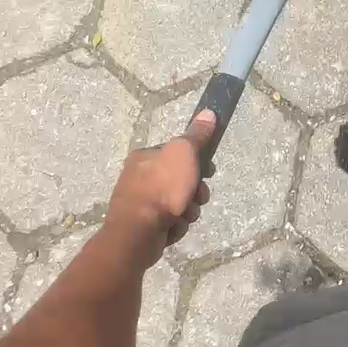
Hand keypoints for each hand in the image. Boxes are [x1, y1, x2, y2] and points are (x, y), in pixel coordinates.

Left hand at [104, 109, 215, 269]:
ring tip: (184, 215)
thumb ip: (197, 135)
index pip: (179, 153)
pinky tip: (173, 227)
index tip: (208, 170)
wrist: (138, 234)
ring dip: (188, 208)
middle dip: (195, 190)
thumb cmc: (161, 188)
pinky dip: (176, 224)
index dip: (198, 161)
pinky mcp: (143, 226)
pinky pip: (170, 221)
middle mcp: (139, 177)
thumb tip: (209, 112)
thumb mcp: (184, 153)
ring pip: (179, 201)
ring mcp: (140, 203)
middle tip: (198, 196)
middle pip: (182, 179)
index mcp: (144, 157)